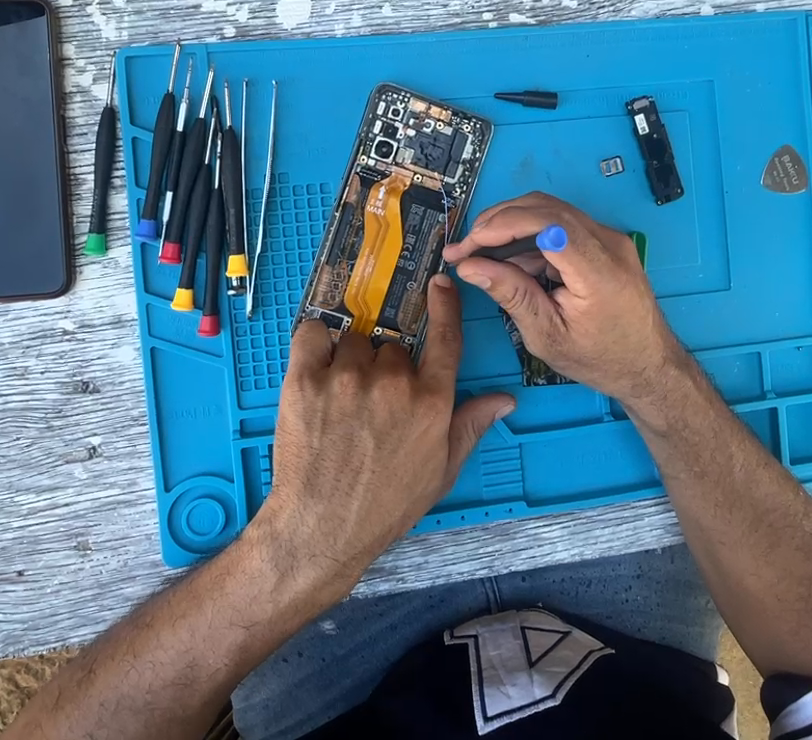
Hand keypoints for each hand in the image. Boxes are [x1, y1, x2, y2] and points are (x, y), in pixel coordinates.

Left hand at [254, 276, 514, 590]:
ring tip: (339, 397)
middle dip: (383, 364)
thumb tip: (506, 399)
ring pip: (353, 341)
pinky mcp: (305, 379)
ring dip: (348, 359)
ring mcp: (348, 378)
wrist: (321, 528)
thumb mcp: (442, 471)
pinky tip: (314, 368)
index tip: (439, 283)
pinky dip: (313, 343)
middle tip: (370, 400)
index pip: (446, 338)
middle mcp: (394, 382)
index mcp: (432, 401)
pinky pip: (312, 334)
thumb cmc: (386, 505)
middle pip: (392, 345)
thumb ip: (472, 426)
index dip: (445, 305)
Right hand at [443, 192, 692, 407]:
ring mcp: (610, 238)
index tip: (469, 244)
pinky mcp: (604, 241)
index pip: (548, 224)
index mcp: (599, 271)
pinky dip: (528, 234)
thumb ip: (511, 295)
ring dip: (510, 224)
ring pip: (550, 210)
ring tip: (477, 251)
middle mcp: (609, 243)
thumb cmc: (601, 359)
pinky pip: (560, 224)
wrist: (649, 364)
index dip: (503, 225)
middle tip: (464, 248)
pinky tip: (506, 258)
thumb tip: (470, 267)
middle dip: (498, 221)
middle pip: (545, 208)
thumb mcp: (548, 336)